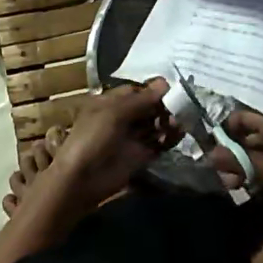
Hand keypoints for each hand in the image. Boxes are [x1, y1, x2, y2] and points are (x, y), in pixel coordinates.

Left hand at [47, 79, 182, 211]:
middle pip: (149, 107)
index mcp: (110, 103)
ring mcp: (132, 137)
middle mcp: (122, 117)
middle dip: (164, 106)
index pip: (136, 91)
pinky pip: (159, 143)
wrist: (83, 179)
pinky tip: (177, 134)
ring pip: (156, 124)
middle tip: (180, 107)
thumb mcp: (113, 113)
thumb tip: (165, 82)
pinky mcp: (141, 155)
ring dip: (168, 121)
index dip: (153, 90)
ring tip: (178, 122)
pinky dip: (169, 138)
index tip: (173, 89)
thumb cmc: (92, 139)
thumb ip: (141, 99)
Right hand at [210, 109, 262, 207]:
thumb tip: (210, 154)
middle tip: (224, 178)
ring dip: (246, 175)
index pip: (247, 119)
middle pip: (250, 144)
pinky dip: (261, 187)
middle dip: (234, 158)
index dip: (227, 125)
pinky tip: (255, 199)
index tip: (211, 143)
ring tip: (236, 190)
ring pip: (260, 164)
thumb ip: (244, 161)